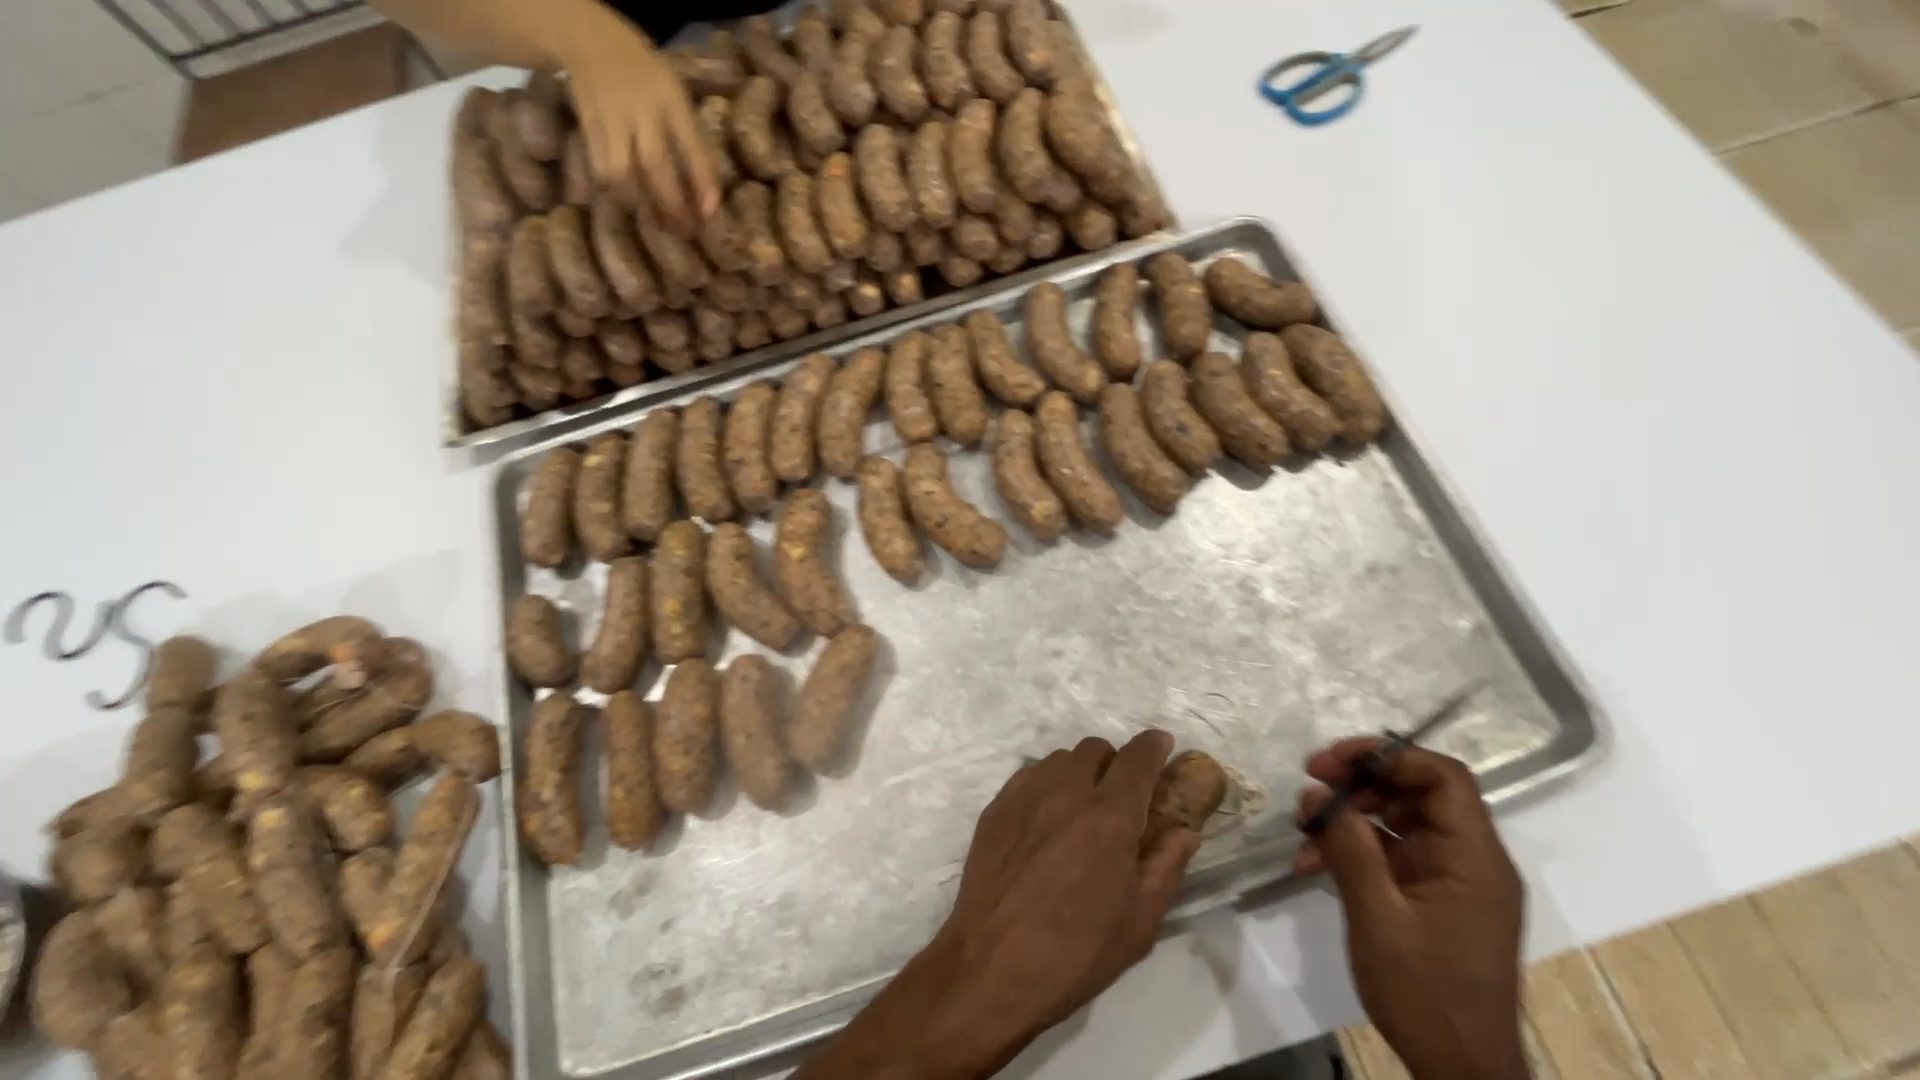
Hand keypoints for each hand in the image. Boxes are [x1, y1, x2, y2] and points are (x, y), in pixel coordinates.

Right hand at [557, 11, 718, 235]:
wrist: (589, 42)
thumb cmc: (648, 77)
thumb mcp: (677, 96)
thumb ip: (692, 139)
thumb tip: (708, 196)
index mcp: (671, 98)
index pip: (692, 143)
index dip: (703, 180)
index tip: (712, 212)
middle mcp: (640, 109)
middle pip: (655, 165)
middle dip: (672, 204)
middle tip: (686, 232)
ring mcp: (610, 119)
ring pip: (621, 173)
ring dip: (641, 205)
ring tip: (659, 224)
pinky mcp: (587, 129)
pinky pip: (600, 171)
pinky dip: (617, 196)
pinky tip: (632, 209)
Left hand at [940, 732, 1201, 1058]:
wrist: (992, 967)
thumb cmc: (1077, 952)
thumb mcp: (1139, 921)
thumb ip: (1166, 865)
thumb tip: (1185, 831)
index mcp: (1110, 817)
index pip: (1138, 759)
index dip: (1154, 746)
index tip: (1162, 745)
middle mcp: (1066, 793)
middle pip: (1095, 750)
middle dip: (1115, 763)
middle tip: (1120, 797)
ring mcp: (1024, 797)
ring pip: (1059, 760)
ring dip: (1078, 773)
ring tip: (1081, 809)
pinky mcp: (994, 809)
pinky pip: (1027, 776)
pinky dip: (1045, 785)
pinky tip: (1046, 821)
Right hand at [1295, 739, 1528, 1079]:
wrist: (1459, 1069)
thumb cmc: (1425, 993)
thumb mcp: (1378, 917)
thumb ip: (1350, 849)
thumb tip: (1321, 793)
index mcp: (1475, 859)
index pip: (1443, 778)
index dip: (1390, 756)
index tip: (1335, 761)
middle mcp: (1470, 861)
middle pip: (1418, 794)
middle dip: (1361, 782)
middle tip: (1310, 780)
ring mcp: (1452, 882)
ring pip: (1400, 823)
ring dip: (1351, 816)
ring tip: (1303, 824)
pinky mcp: (1433, 901)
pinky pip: (1393, 856)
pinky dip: (1355, 851)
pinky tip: (1312, 864)